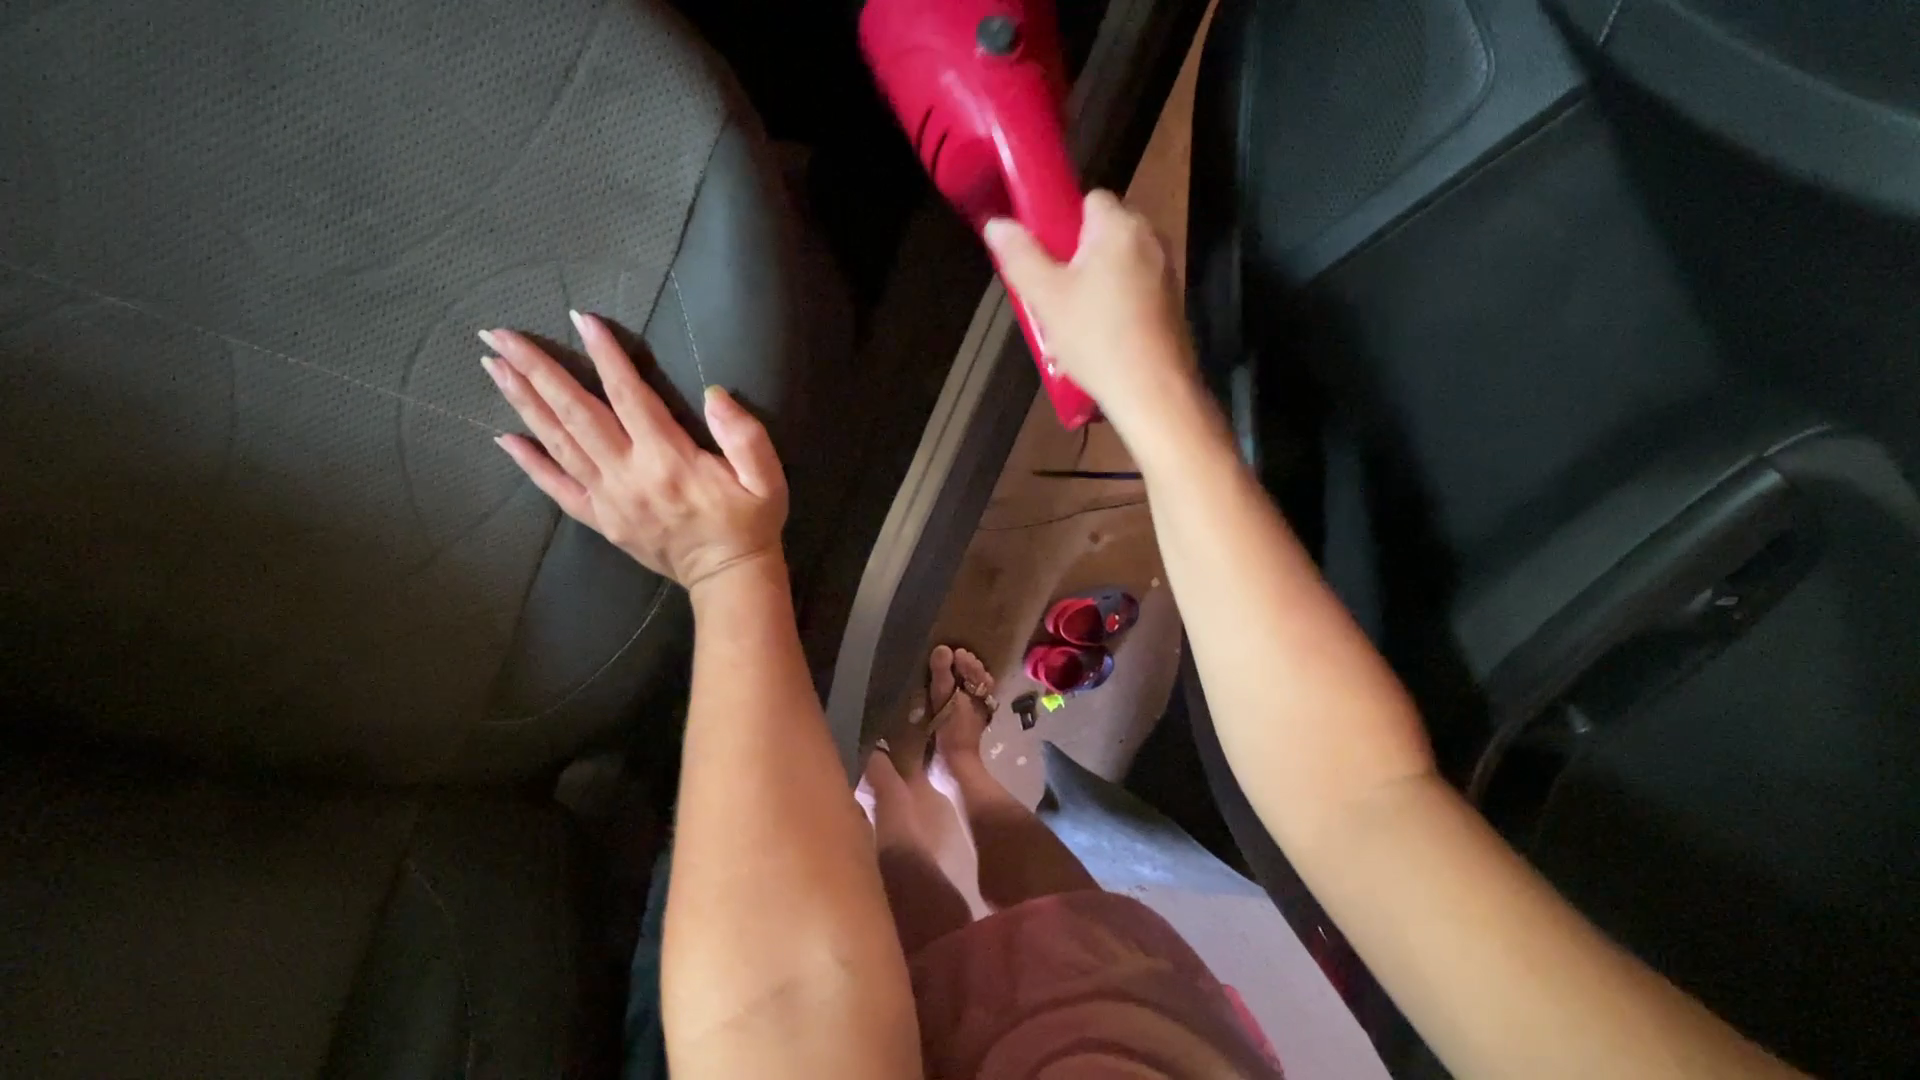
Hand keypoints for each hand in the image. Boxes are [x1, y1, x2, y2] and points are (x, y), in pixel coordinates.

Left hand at [481, 311, 787, 592]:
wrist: (729, 578)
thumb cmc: (750, 522)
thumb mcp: (766, 478)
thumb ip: (745, 435)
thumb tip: (714, 394)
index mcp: (668, 460)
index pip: (629, 396)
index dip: (605, 355)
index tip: (581, 319)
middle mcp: (628, 475)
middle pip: (576, 414)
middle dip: (538, 371)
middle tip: (501, 336)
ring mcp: (609, 499)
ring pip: (559, 444)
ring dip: (524, 403)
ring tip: (493, 366)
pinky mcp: (601, 520)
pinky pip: (557, 489)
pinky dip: (530, 463)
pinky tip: (505, 438)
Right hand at [984, 190, 1198, 423]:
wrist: (1153, 391)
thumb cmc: (1096, 338)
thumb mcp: (1046, 298)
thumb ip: (1020, 255)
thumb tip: (996, 223)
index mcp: (1119, 225)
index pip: (1089, 198)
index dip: (1062, 221)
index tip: (1044, 254)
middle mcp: (1150, 238)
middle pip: (1103, 232)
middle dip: (1076, 256)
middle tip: (1051, 292)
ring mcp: (1166, 271)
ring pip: (1118, 264)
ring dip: (1093, 284)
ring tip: (1071, 322)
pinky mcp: (1172, 303)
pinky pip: (1134, 289)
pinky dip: (1115, 304)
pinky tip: (1099, 337)